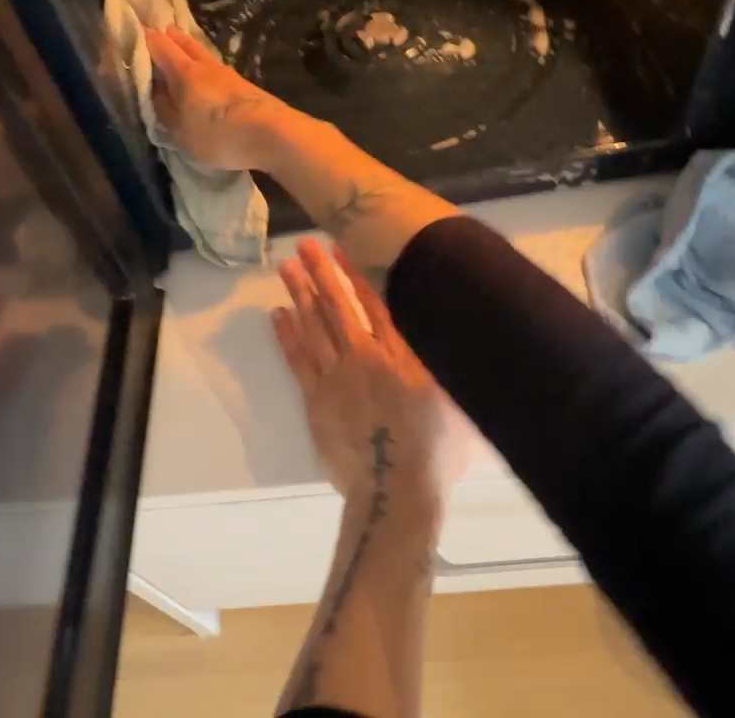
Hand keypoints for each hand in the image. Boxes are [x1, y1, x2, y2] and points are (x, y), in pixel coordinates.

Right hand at [145, 25, 297, 171]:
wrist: (270, 134)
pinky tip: (209, 69)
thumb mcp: (180, 131)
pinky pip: (218, 67)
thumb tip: (155, 90)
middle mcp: (205, 66)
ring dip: (191, 47)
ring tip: (184, 44)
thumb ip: (165, 109)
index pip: (161, 48)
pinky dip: (208, 63)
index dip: (148, 39)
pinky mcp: (245, 85)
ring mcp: (228, 74)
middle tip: (162, 29)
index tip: (139, 31)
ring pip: (204, 54)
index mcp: (184, 73)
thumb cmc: (217, 134)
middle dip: (172, 37)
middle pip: (186, 44)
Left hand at [271, 237, 470, 508]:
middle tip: (304, 244)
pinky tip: (278, 314)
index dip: (354, 274)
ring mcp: (336, 377)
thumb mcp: (457, 403)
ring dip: (299, 293)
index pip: (374, 304)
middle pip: (338, 306)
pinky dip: (287, 334)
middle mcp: (366, 357)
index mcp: (401, 355)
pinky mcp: (316, 400)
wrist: (395, 490)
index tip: (340, 250)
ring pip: (314, 326)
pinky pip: (298, 359)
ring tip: (287, 267)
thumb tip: (451, 340)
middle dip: (321, 272)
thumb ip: (447, 368)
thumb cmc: (435, 454)